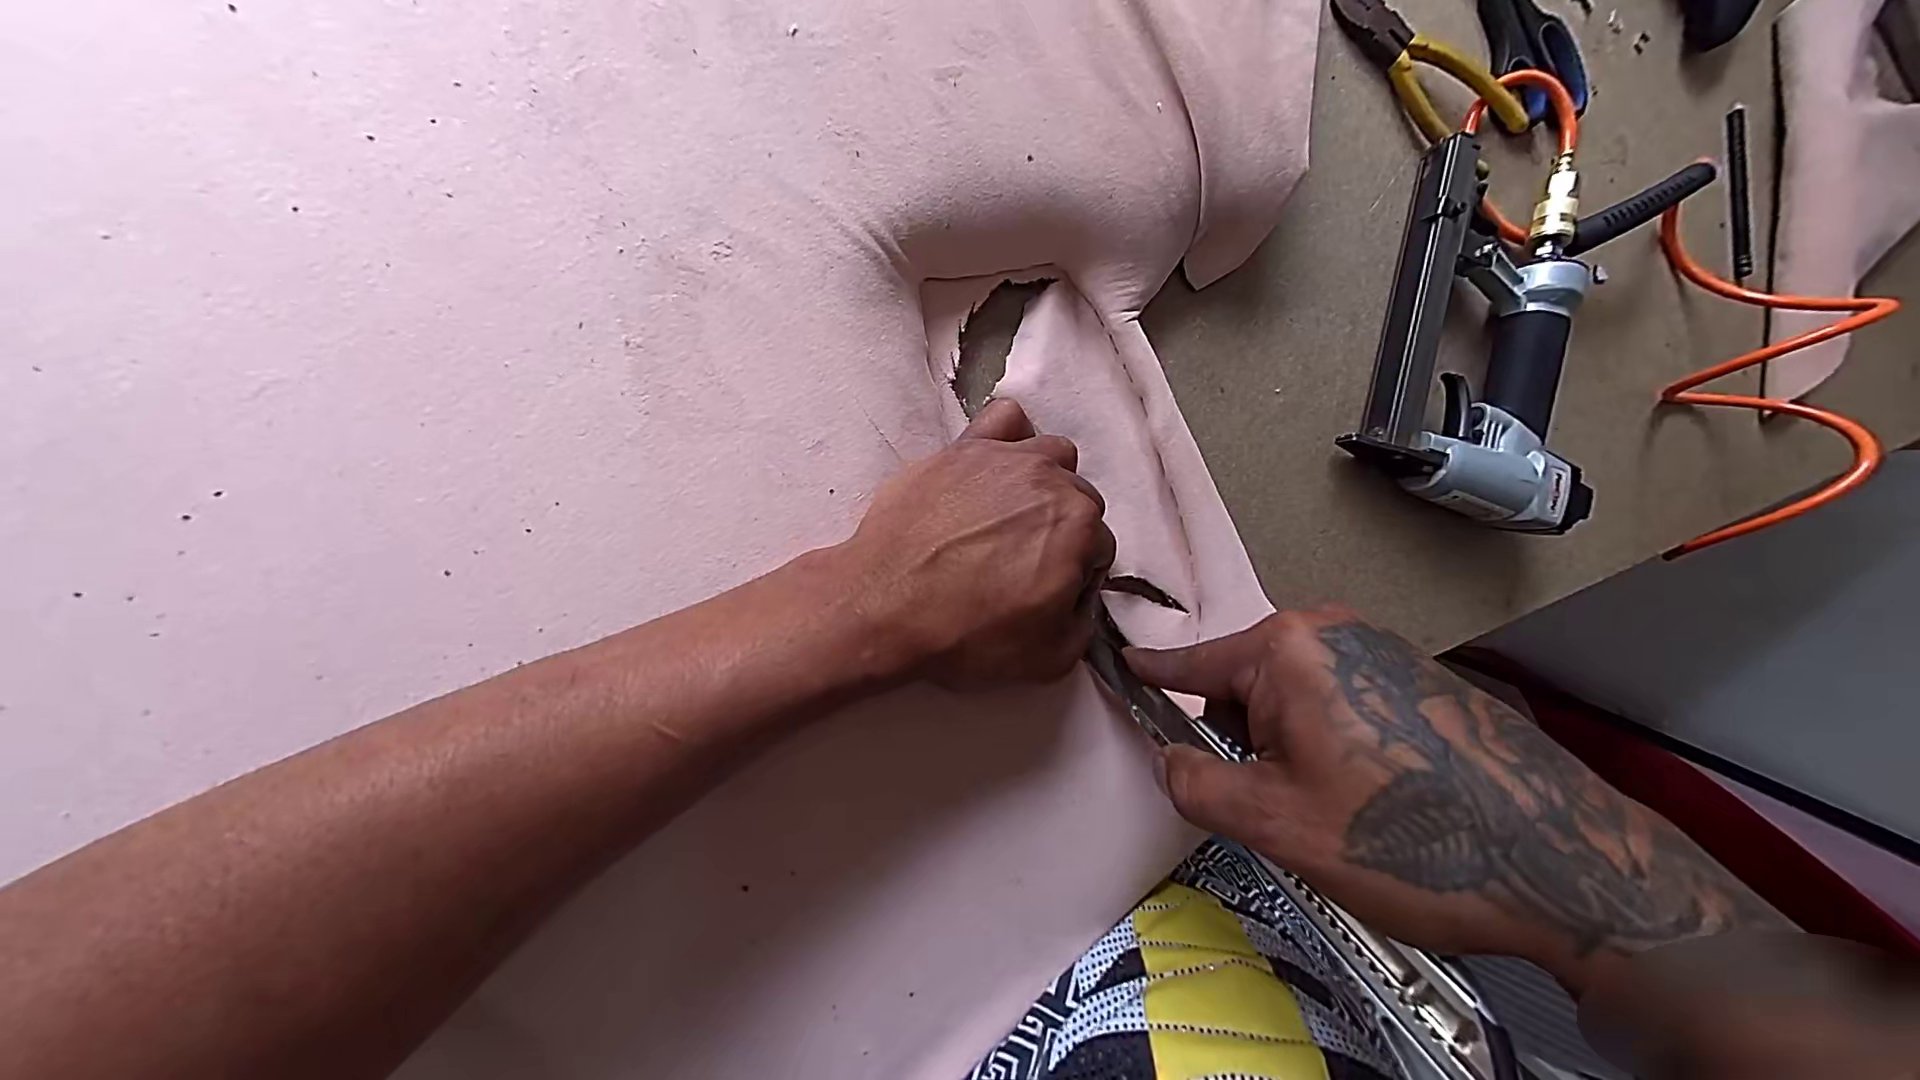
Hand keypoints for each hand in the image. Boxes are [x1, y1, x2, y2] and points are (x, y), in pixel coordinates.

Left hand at [841, 399, 1114, 689]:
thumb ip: (1083, 626)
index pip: (1100, 548)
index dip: (1075, 576)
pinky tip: (995, 467)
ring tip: (1013, 514)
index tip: (1049, 590)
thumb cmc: (961, 633)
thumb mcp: (1047, 660)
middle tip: (1026, 561)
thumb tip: (1079, 603)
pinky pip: (1003, 420)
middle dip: (1062, 531)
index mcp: (1080, 529)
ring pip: (1051, 456)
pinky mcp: (963, 450)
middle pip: (1078, 500)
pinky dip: (1010, 438)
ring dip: (1045, 483)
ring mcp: (1004, 460)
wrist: (883, 606)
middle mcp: (1049, 483)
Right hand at [1126, 607, 1787, 995]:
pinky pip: (1337, 695)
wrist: (1573, 865)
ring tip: (1333, 800)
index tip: (1123, 666)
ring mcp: (1380, 647)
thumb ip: (1195, 785)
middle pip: (1246, 681)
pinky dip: (1328, 735)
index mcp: (1286, 649)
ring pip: (1292, 692)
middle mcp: (1331, 630)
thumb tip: (1170, 760)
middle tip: (1276, 796)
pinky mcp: (1417, 674)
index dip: (1154, 673)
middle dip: (1241, 733)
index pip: (1194, 662)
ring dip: (1286, 740)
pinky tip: (1372, 787)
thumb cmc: (1405, 837)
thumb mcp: (1274, 822)